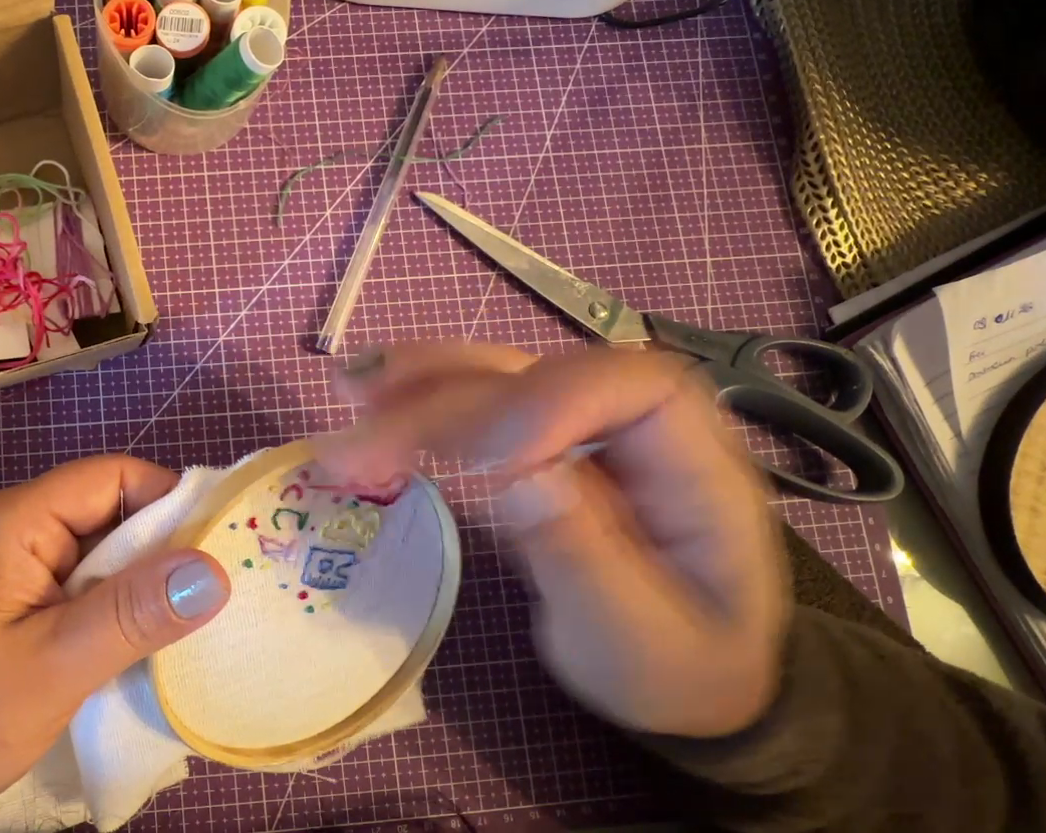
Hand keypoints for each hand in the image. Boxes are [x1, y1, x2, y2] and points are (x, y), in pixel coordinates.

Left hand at [0, 456, 229, 831]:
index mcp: (15, 522)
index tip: (228, 542)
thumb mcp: (51, 670)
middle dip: (166, 545)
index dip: (172, 498)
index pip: (111, 477)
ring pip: (98, 550)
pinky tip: (149, 637)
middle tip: (229, 590)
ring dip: (143, 581)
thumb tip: (214, 568)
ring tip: (203, 617)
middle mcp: (14, 527)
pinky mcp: (11, 598)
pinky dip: (115, 604)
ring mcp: (10, 563)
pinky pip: (78, 582)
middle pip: (108, 510)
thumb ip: (131, 615)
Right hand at [317, 342, 788, 738]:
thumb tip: (517, 476)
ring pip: (496, 373)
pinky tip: (367, 392)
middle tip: (360, 444)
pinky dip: (416, 393)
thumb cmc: (673, 668)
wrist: (678, 672)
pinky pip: (473, 397)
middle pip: (536, 376)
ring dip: (418, 379)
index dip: (554, 403)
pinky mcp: (534, 439)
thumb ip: (586, 561)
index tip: (485, 464)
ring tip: (351, 391)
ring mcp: (579, 427)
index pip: (633, 388)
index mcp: (694, 469)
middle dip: (443, 403)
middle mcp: (633, 427)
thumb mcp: (639, 643)